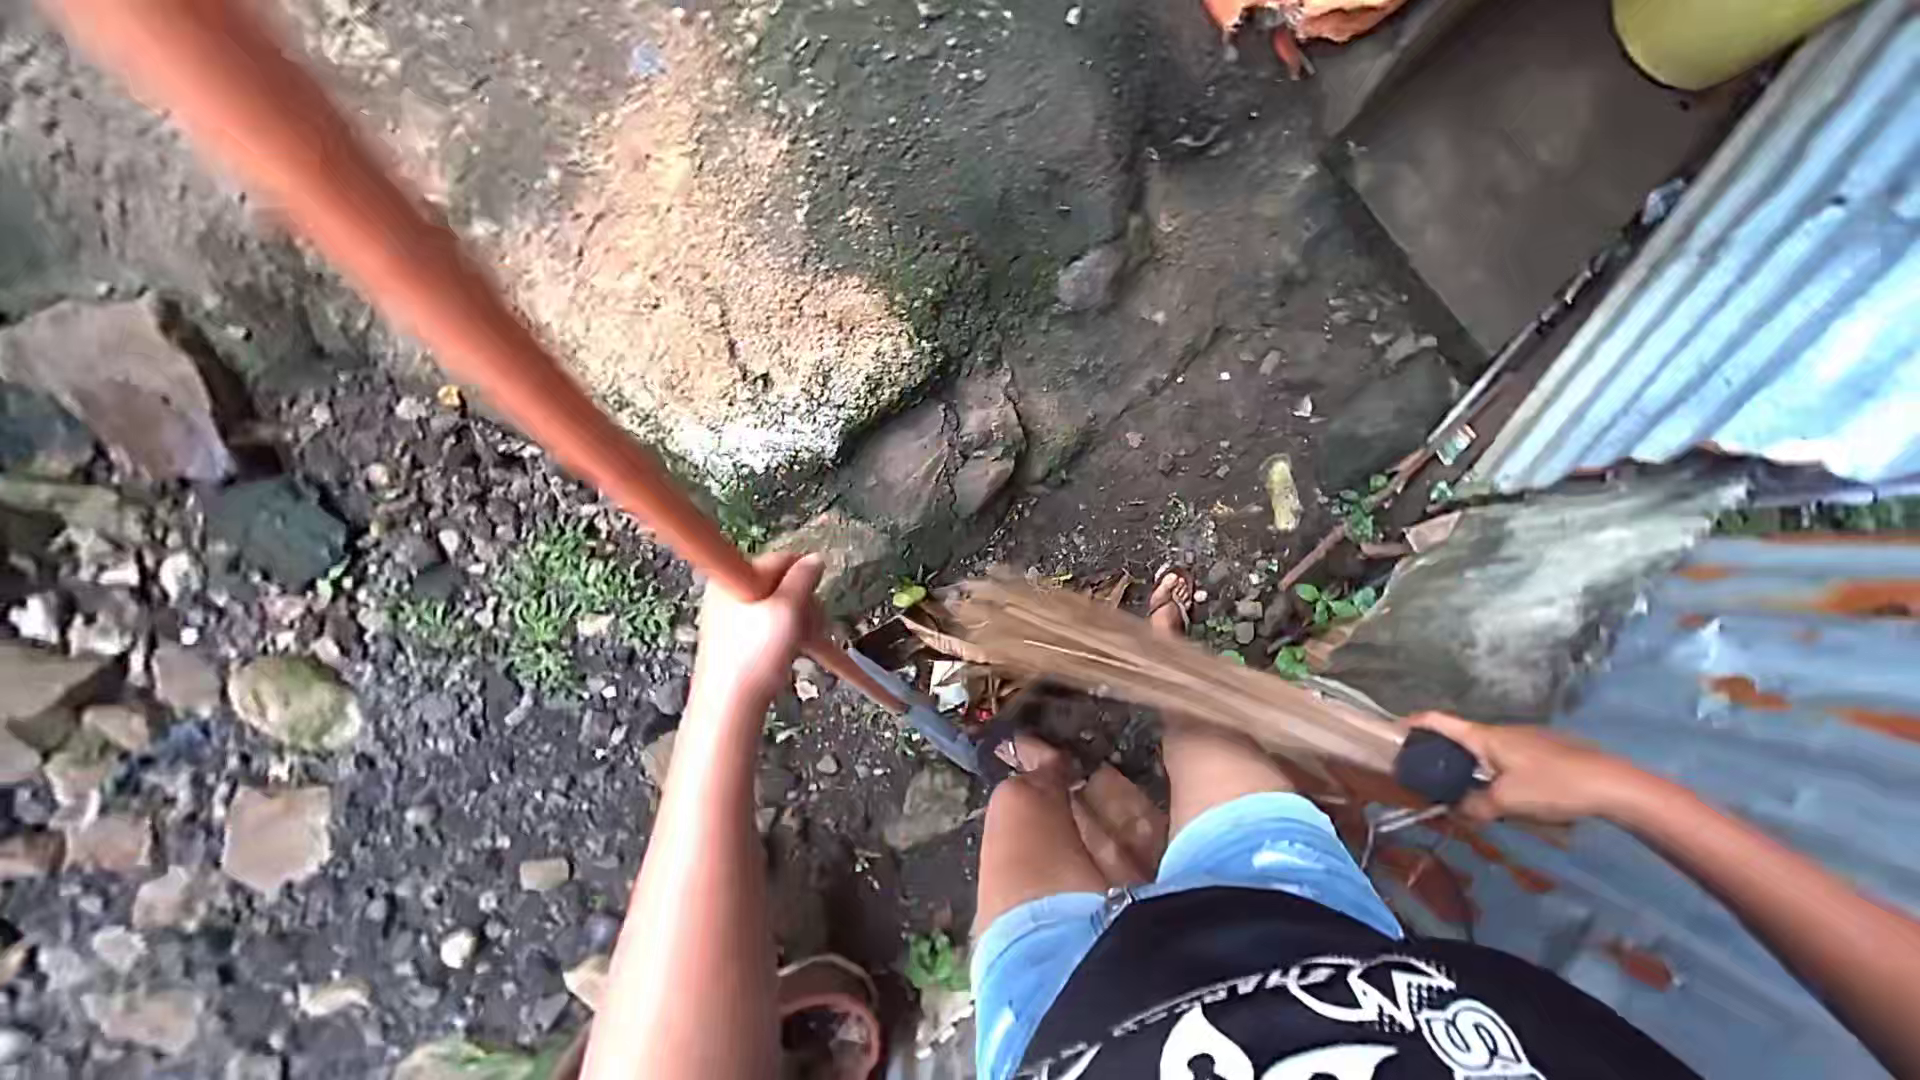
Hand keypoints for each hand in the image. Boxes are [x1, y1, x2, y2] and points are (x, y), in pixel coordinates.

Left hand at [690, 552, 824, 710]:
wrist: (728, 704)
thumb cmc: (756, 656)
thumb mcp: (788, 610)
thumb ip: (803, 579)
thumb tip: (815, 559)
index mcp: (735, 578)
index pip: (779, 559)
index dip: (804, 575)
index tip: (815, 597)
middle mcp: (727, 591)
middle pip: (778, 582)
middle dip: (802, 601)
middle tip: (811, 625)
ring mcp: (727, 615)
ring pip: (775, 604)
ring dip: (796, 618)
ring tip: (800, 641)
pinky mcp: (730, 637)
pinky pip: (765, 622)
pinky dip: (782, 632)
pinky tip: (788, 649)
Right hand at [1409, 712, 1652, 824]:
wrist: (1620, 786)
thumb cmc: (1554, 786)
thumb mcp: (1507, 803)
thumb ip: (1475, 806)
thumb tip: (1455, 811)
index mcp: (1482, 736)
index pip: (1436, 720)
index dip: (1411, 723)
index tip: (1393, 731)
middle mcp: (1499, 731)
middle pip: (1461, 736)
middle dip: (1443, 752)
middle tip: (1433, 774)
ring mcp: (1526, 738)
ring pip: (1487, 749)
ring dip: (1474, 765)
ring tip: (1473, 790)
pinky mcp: (1548, 750)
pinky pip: (1509, 756)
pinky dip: (1498, 769)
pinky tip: (1512, 793)